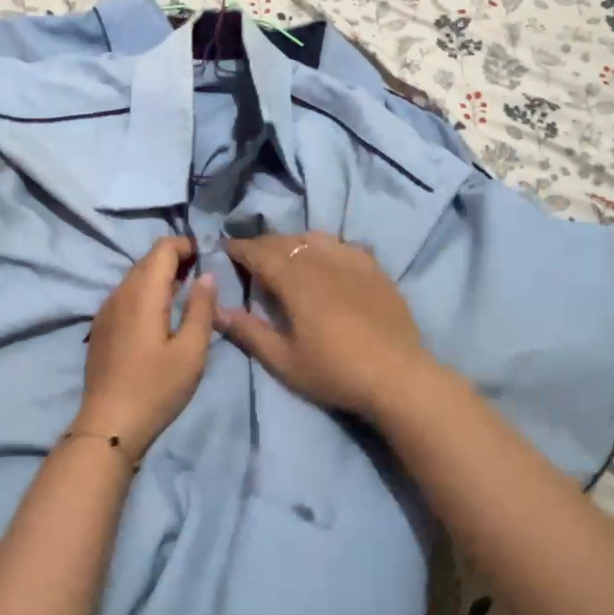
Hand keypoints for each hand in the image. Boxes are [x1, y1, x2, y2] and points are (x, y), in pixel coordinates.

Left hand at [75, 237, 215, 458]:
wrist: (109, 424)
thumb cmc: (156, 388)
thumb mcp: (191, 351)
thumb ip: (201, 308)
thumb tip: (207, 275)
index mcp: (143, 293)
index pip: (162, 248)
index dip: (186, 245)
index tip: (207, 257)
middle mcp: (120, 292)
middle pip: (147, 260)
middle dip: (174, 259)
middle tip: (201, 276)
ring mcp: (106, 309)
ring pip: (135, 278)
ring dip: (159, 277)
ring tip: (184, 295)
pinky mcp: (100, 327)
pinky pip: (125, 296)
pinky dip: (145, 293)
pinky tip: (159, 317)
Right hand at [218, 232, 432, 417]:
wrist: (399, 377)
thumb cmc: (335, 371)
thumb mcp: (284, 360)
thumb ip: (248, 331)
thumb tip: (215, 309)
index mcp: (295, 279)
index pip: (259, 252)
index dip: (239, 248)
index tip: (224, 248)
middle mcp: (321, 259)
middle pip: (285, 240)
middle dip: (262, 244)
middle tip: (249, 256)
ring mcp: (351, 260)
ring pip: (314, 237)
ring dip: (293, 242)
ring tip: (286, 257)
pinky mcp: (374, 268)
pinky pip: (343, 245)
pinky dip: (325, 247)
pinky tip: (327, 261)